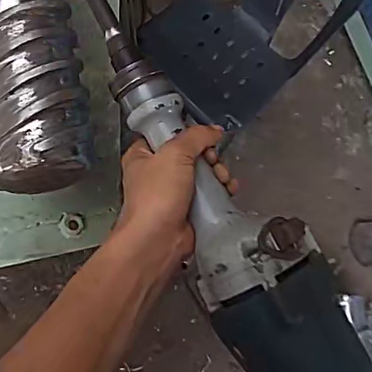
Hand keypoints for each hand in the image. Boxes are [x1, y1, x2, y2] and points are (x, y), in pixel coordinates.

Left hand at [110, 126, 235, 265]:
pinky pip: (210, 193)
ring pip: (203, 173)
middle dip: (209, 156)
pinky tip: (229, 189)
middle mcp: (156, 173)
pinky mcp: (190, 209)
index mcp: (142, 155)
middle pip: (191, 153)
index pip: (167, 134)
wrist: (157, 241)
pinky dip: (222, 190)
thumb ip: (196, 136)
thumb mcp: (175, 153)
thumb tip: (215, 130)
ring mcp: (174, 192)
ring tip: (222, 178)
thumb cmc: (156, 195)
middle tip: (212, 161)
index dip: (186, 133)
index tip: (201, 137)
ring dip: (218, 172)